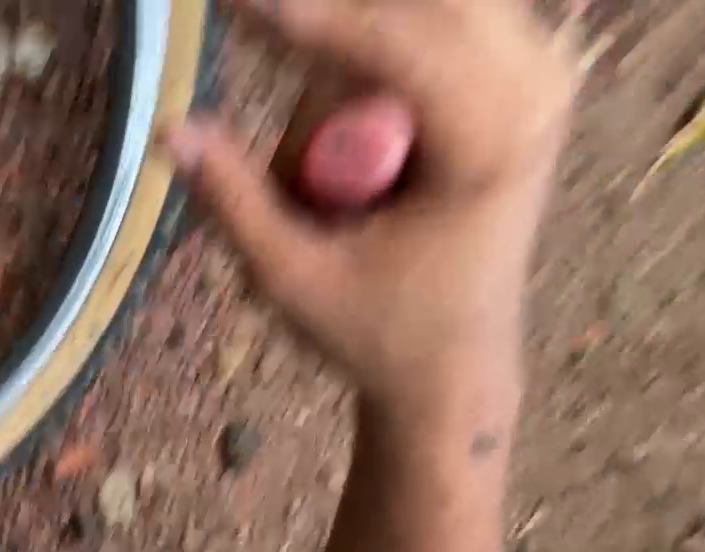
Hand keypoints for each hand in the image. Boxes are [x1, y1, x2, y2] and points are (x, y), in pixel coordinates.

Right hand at [166, 0, 576, 425]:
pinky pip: (426, 36)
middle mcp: (534, 86)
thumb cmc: (372, 330)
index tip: (234, 4)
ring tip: (318, 188)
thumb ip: (231, 198)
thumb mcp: (288, 275)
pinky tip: (348, 154)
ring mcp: (534, 76)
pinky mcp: (513, 82)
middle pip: (414, 11)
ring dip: (342, 76)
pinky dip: (366, 72)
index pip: (396, 44)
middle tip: (294, 164)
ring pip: (416, 19)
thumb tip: (171, 129)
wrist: (449, 363)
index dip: (307, 20)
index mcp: (489, 142)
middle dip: (328, 39)